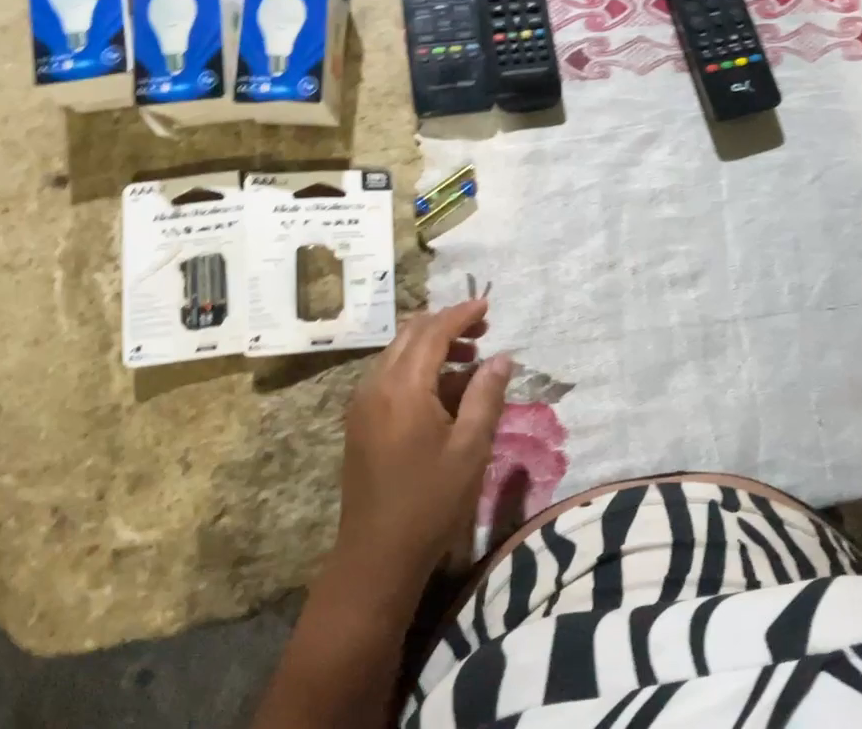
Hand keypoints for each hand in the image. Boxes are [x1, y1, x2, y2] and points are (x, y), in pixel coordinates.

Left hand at [337, 299, 511, 580]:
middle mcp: (375, 385)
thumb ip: (486, 396)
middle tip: (482, 331)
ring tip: (470, 361)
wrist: (376, 554)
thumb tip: (501, 358)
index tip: (487, 307)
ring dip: (431, 347)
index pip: (432, 332)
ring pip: (397, 355)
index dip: (461, 315)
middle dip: (446, 325)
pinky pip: (388, 377)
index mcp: (402, 387)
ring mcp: (362, 404)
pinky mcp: (360, 422)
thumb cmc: (430, 501)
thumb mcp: (470, 448)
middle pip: (409, 335)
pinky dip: (417, 369)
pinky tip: (443, 390)